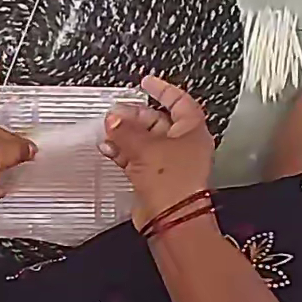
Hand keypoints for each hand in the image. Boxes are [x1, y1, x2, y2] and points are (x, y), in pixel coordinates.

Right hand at [100, 75, 215, 227]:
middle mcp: (184, 145)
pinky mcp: (157, 178)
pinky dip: (124, 151)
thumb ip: (126, 130)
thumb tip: (114, 119)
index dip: (162, 89)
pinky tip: (109, 147)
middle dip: (135, 115)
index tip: (147, 82)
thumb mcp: (145, 147)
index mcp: (192, 131)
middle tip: (117, 111)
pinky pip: (138, 158)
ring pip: (146, 140)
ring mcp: (170, 162)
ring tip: (108, 129)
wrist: (171, 219)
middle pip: (158, 121)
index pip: (179, 101)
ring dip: (126, 134)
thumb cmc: (173, 183)